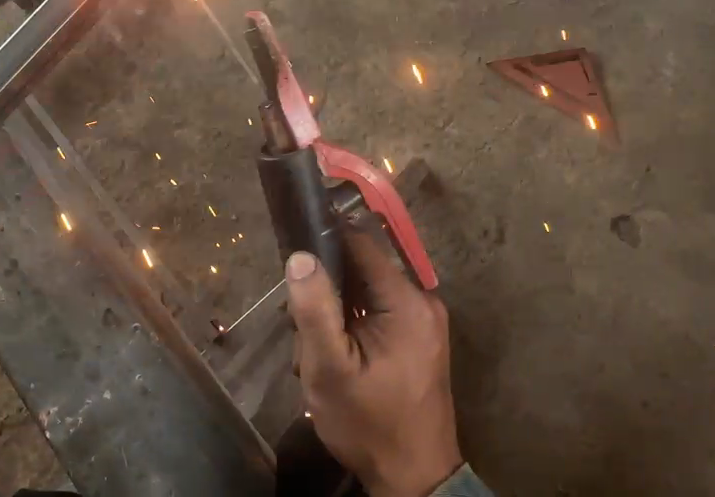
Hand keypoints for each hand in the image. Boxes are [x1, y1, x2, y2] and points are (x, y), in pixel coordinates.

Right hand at [286, 231, 462, 496]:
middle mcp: (422, 302)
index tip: (291, 256)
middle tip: (299, 326)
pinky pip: (375, 310)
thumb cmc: (369, 424)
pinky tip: (333, 353)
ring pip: (364, 291)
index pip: (359, 243)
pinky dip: (350, 323)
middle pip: (360, 268)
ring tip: (313, 348)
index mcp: (408, 302)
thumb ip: (314, 309)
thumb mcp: (330, 368)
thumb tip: (300, 255)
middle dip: (325, 289)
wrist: (413, 481)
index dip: (323, 242)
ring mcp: (422, 321)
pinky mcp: (417, 338)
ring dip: (334, 310)